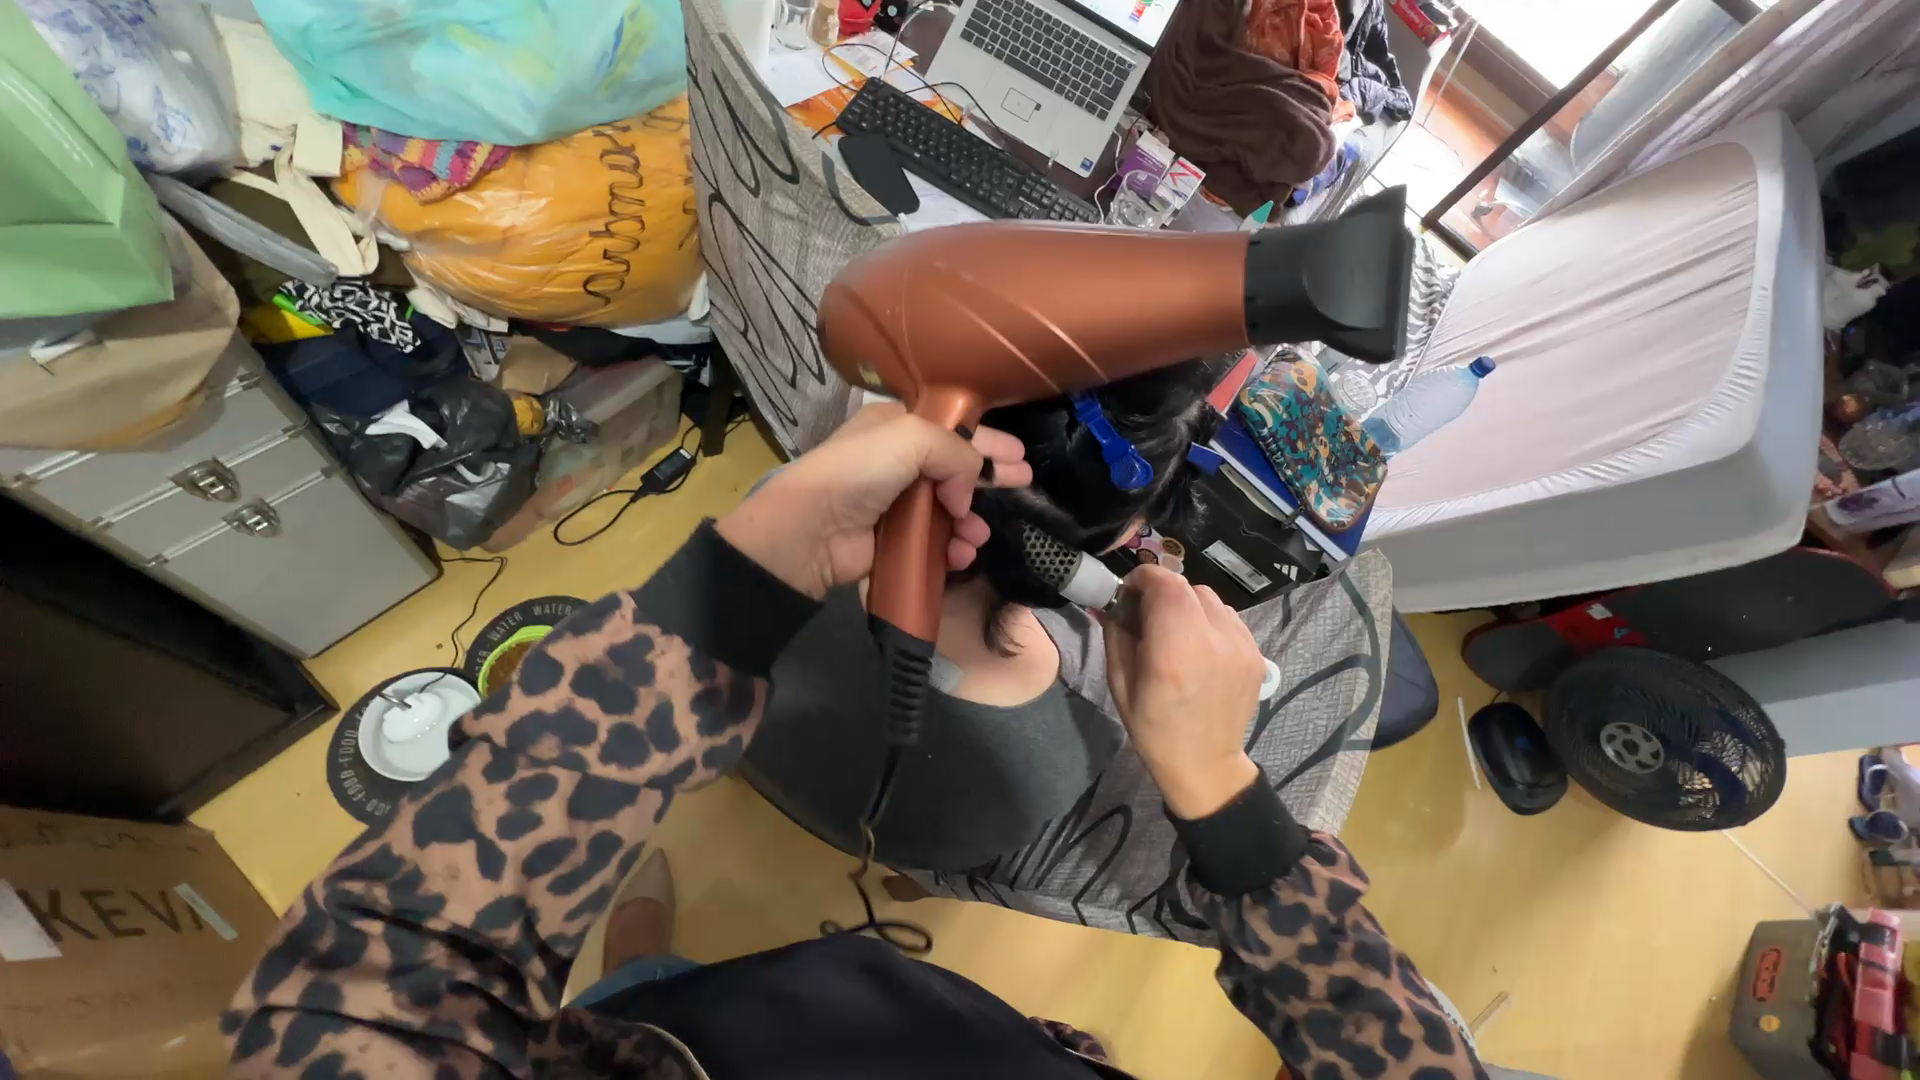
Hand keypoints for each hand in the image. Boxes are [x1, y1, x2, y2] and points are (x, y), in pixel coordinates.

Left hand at [717, 404, 1032, 599]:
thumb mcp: (912, 438)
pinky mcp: (894, 540)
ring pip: (950, 509)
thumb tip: (968, 487)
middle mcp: (898, 461)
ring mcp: (896, 503)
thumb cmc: (860, 472)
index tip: (1020, 455)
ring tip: (977, 532)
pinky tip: (961, 553)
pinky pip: (936, 542)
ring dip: (971, 520)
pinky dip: (953, 547)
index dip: (988, 439)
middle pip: (956, 468)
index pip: (953, 429)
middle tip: (1022, 483)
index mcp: (897, 427)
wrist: (812, 530)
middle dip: (989, 478)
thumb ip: (956, 451)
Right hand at [1104, 565, 1265, 818]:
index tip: (1130, 592)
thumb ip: (1116, 632)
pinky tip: (1199, 646)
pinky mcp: (1256, 654)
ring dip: (1187, 605)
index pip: (1165, 584)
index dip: (1144, 577)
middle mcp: (1212, 643)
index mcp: (1173, 653)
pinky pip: (1228, 617)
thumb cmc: (1152, 726)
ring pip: (1210, 598)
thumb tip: (1113, 599)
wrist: (1204, 763)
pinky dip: (1209, 620)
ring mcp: (1240, 647)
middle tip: (1148, 615)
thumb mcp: (1119, 681)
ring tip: (1176, 633)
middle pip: (1187, 587)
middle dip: (1163, 592)